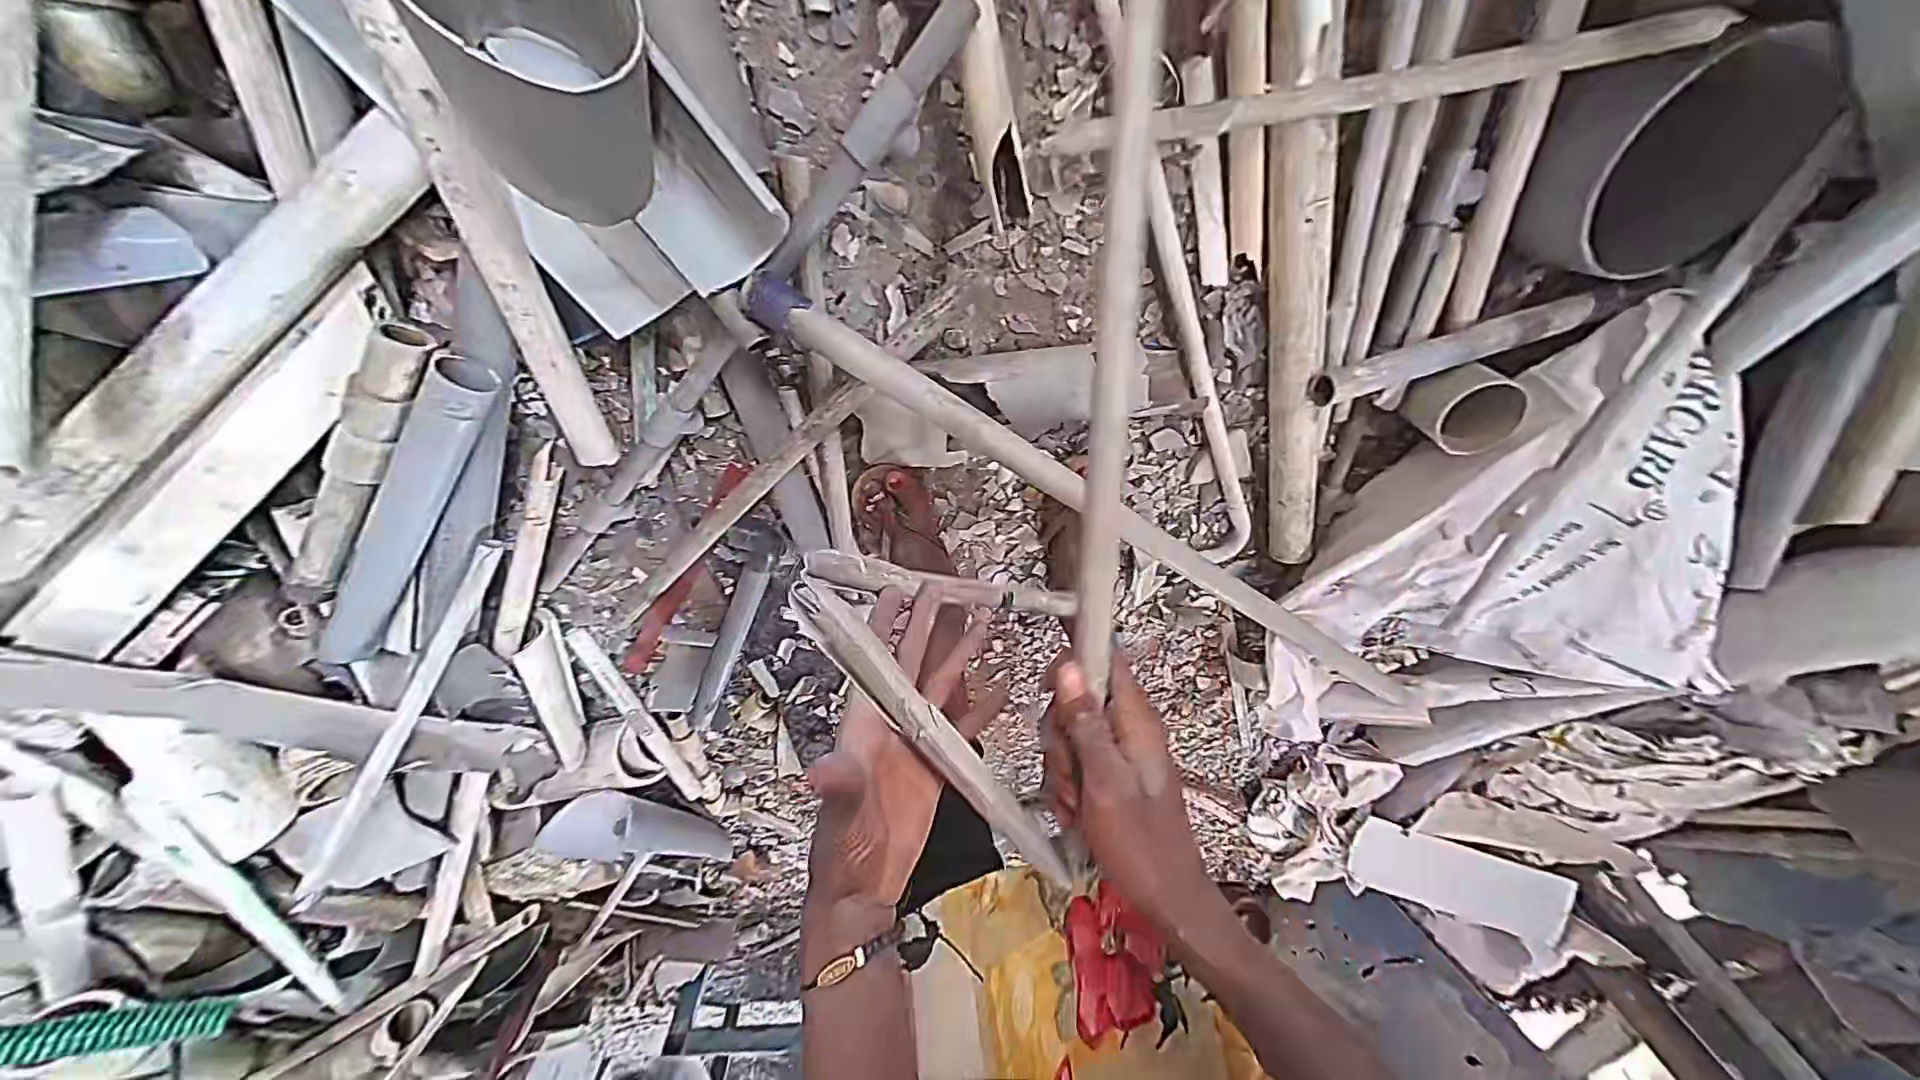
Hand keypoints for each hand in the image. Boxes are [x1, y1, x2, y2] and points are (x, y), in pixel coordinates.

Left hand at [807, 587, 999, 908]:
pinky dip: (982, 706)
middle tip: (944, 591)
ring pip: (943, 686)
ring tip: (981, 624)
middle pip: (915, 661)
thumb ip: (839, 785)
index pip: (876, 661)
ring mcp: (916, 740)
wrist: (866, 885)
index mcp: (865, 721)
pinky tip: (999, 686)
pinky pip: (964, 726)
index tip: (898, 592)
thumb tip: (821, 771)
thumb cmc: (845, 847)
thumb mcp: (842, 811)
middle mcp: (892, 721)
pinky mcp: (937, 762)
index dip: (884, 624)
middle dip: (929, 624)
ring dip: (961, 655)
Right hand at [1043, 653, 1223, 942]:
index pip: (1105, 660)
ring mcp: (1118, 752)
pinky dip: (1067, 786)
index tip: (1048, 687)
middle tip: (1069, 771)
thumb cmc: (1141, 845)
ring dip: (1062, 768)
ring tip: (1076, 802)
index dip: (1073, 662)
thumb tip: (1068, 667)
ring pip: (1070, 735)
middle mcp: (1128, 729)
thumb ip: (1085, 724)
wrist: (1166, 900)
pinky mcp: (1110, 774)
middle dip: (1060, 736)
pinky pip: (1074, 763)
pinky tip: (1076, 812)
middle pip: (1076, 701)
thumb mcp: (1105, 782)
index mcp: (1136, 720)